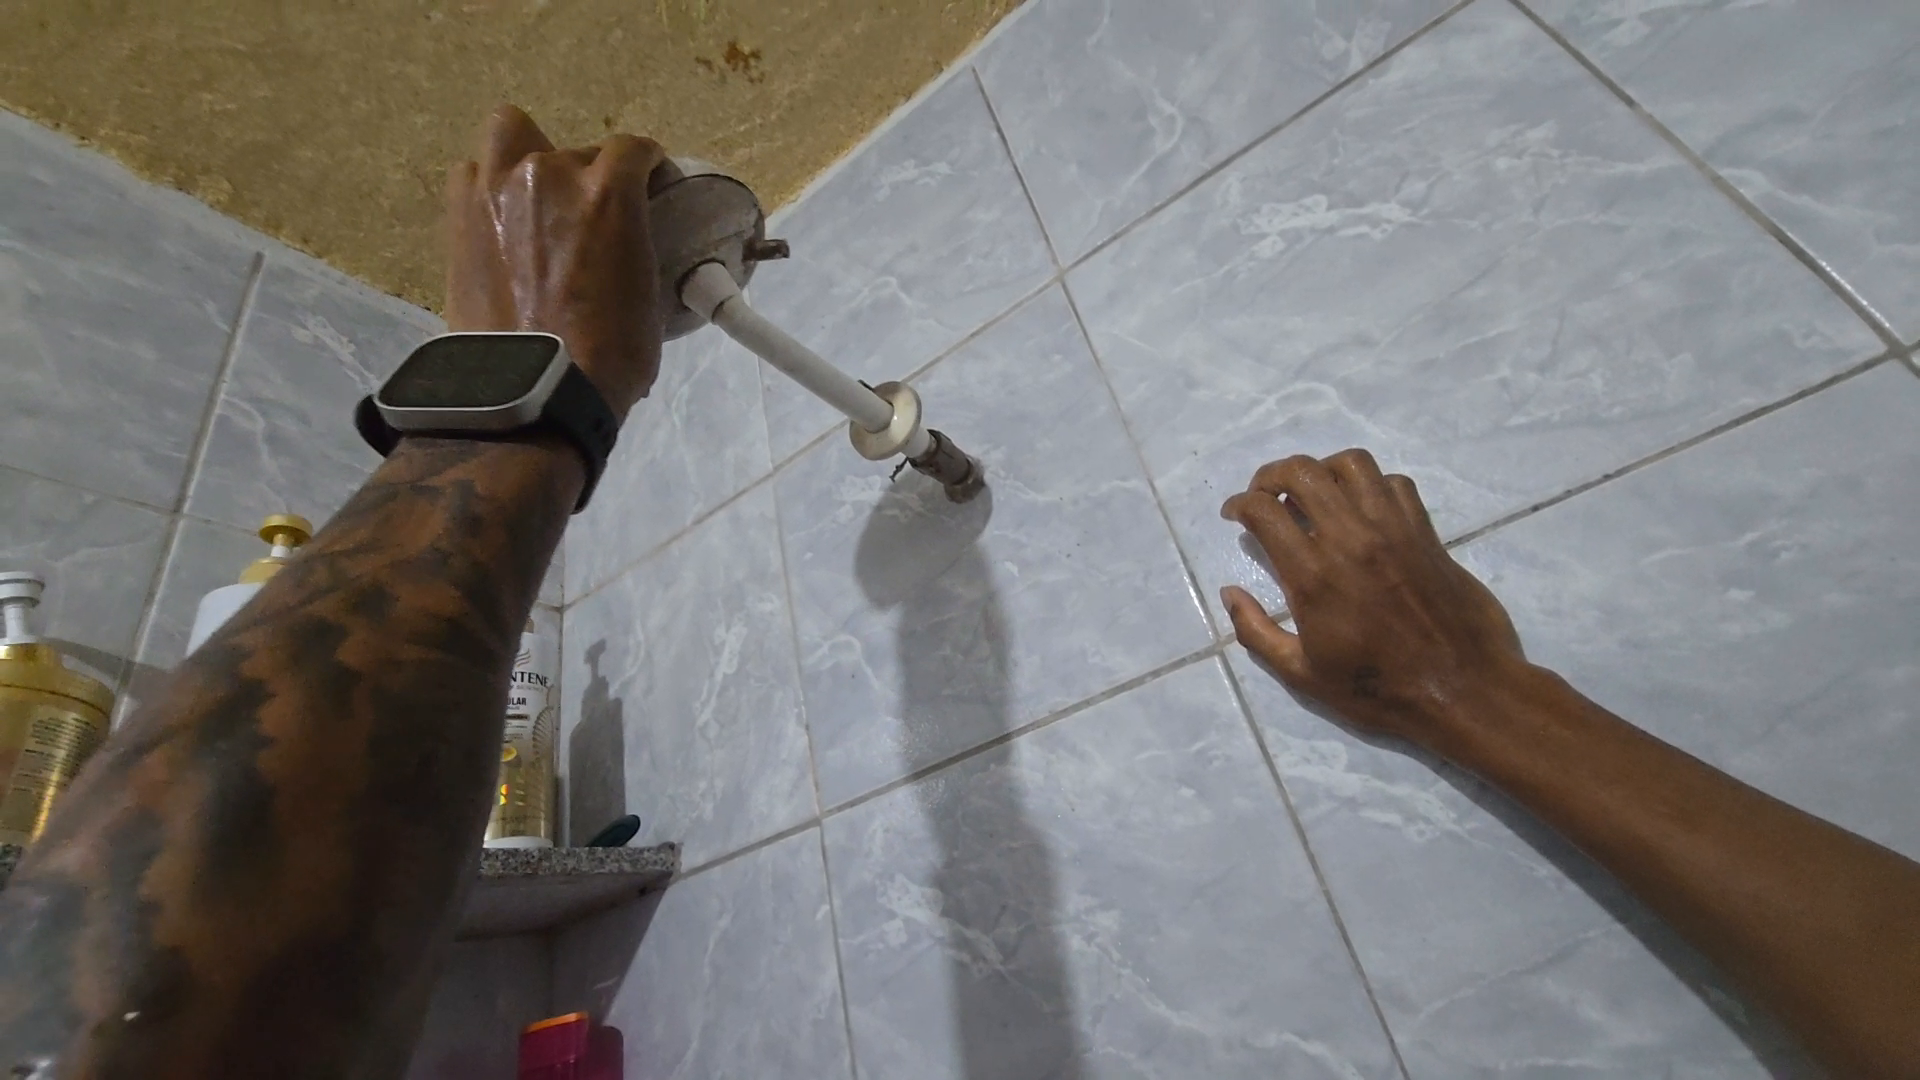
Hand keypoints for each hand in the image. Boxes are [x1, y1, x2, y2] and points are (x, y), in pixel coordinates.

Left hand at [444, 104, 667, 422]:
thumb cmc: (612, 355)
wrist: (538, 388)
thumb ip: (635, 249)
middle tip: (594, 216)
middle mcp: (548, 174)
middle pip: (576, 150)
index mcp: (609, 195)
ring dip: (530, 159)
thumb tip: (627, 246)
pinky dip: (494, 190)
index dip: (646, 166)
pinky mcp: (458, 215)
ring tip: (540, 202)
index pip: (634, 150)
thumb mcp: (648, 298)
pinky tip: (508, 225)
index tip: (650, 182)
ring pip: (511, 134)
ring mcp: (495, 189)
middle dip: (590, 176)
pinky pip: (475, 175)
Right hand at [1220, 450, 1529, 748]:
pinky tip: (1359, 510)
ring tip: (1312, 495)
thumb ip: (1255, 631)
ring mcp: (1393, 530)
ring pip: (1351, 464)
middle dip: (1270, 476)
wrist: (1465, 692)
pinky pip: (1394, 483)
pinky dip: (1369, 486)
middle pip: (1302, 471)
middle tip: (1264, 497)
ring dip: (1321, 470)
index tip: (1233, 516)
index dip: (1239, 504)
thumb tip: (1229, 593)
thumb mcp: (1300, 674)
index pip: (1264, 510)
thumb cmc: (1376, 688)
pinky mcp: (1425, 532)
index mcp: (1312, 574)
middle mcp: (1350, 538)